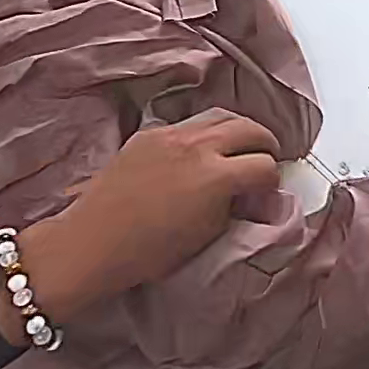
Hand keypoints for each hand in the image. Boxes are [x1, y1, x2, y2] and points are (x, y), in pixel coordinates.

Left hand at [0, 109, 281, 342]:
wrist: (94, 242)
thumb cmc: (151, 252)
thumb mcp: (207, 235)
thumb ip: (235, 207)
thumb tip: (253, 194)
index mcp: (216, 176)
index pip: (265, 166)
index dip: (273, 180)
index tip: (268, 191)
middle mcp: (198, 146)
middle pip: (249, 129)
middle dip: (265, 144)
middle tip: (267, 158)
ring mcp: (171, 134)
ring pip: (221, 116)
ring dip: (238, 130)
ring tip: (241, 146)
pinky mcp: (150, 133)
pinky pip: (189, 123)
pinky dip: (206, 132)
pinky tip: (202, 150)